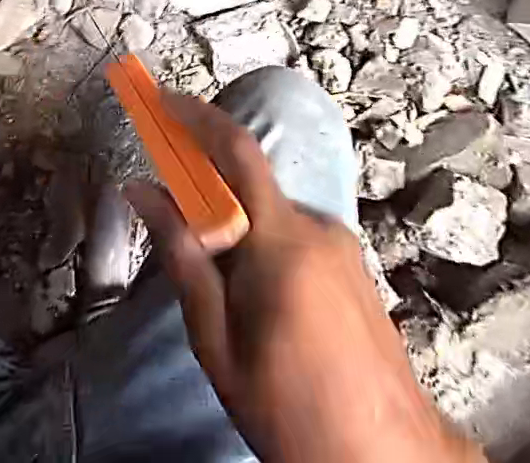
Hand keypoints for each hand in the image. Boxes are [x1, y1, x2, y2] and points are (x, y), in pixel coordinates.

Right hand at [125, 92, 483, 462]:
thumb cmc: (289, 408)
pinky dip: (261, 240)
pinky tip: (257, 297)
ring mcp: (341, 243)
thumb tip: (141, 190)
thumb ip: (181, 255)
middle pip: (249, 183)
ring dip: (234, 225)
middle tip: (175, 225)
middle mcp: (317, 226)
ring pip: (268, 210)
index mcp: (281, 242)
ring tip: (221, 290)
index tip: (163, 102)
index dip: (197, 117)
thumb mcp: (216, 340)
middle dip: (206, 189)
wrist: (387, 461)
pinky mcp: (353, 261)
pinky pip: (292, 230)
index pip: (237, 152)